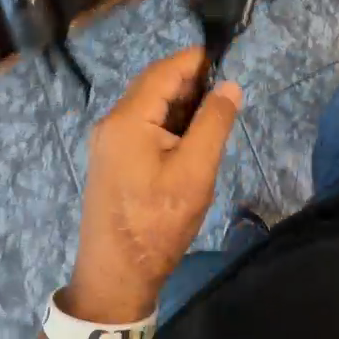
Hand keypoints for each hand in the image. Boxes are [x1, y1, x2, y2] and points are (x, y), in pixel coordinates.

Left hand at [60, 48, 242, 323]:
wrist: (115, 278)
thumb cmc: (157, 222)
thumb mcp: (195, 171)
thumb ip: (214, 122)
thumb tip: (229, 85)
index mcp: (127, 118)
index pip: (164, 70)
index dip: (196, 61)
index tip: (227, 60)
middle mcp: (112, 122)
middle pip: (154, 85)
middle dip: (191, 83)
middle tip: (224, 95)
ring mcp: (109, 142)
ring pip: (150, 105)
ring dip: (181, 104)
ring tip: (212, 118)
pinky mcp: (113, 160)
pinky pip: (143, 125)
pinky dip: (169, 123)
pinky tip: (190, 140)